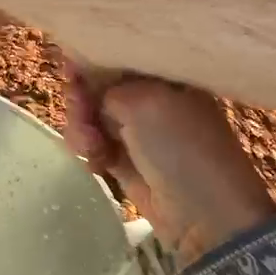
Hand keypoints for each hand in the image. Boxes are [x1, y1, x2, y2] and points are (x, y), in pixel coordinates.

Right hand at [62, 64, 275, 263]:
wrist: (206, 216)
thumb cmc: (181, 147)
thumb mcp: (144, 101)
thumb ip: (109, 87)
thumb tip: (91, 92)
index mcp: (168, 79)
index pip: (122, 58)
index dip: (94, 60)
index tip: (70, 66)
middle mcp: (153, 101)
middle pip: (101, 86)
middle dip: (82, 97)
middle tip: (78, 107)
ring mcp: (140, 133)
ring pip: (93, 117)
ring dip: (82, 127)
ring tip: (89, 144)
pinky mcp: (127, 162)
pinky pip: (95, 145)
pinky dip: (89, 151)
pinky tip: (94, 161)